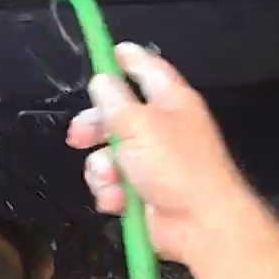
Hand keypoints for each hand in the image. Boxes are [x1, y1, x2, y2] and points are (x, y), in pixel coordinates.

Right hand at [67, 43, 260, 264]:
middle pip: (117, 113)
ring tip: (111, 179)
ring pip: (109, 153)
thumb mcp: (139, 124)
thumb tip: (101, 81)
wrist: (201, 226)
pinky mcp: (143, 191)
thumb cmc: (176, 166)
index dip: (126, 59)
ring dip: (102, 167)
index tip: (106, 52)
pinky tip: (118, 200)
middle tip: (77, 136)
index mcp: (170, 101)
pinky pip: (113, 183)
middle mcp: (162, 127)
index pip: (147, 69)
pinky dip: (111, 191)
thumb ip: (114, 100)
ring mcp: (153, 161)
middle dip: (94, 126)